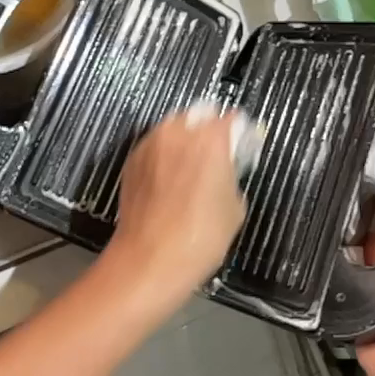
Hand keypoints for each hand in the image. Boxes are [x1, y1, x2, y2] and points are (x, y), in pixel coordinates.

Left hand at [103, 104, 251, 299]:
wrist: (150, 259)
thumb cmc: (200, 236)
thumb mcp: (235, 206)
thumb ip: (231, 175)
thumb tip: (224, 171)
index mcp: (211, 138)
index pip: (232, 119)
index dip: (240, 132)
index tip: (243, 144)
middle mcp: (178, 132)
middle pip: (199, 116)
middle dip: (208, 131)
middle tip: (215, 155)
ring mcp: (150, 144)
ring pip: (173, 129)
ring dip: (183, 141)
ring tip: (190, 169)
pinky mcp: (131, 160)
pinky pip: (154, 148)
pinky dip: (163, 157)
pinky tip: (169, 181)